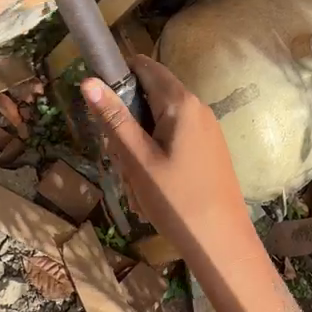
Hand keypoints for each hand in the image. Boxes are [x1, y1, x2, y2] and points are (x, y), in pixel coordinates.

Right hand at [82, 55, 253, 256]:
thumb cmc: (176, 200)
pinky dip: (157, 154)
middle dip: (128, 122)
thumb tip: (88, 81)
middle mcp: (198, 106)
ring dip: (140, 144)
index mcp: (181, 102)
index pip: (145, 66)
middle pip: (151, 96)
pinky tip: (152, 187)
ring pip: (160, 121)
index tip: (101, 107)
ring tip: (136, 180)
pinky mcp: (210, 148)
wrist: (222, 245)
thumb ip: (114, 119)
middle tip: (119, 158)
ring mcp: (207, 128)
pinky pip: (174, 138)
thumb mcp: (138, 160)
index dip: (119, 77)